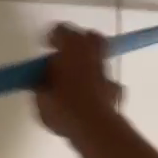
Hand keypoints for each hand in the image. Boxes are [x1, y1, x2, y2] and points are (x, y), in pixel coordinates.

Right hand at [34, 24, 123, 142]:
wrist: (95, 128)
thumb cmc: (64, 107)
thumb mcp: (41, 97)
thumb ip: (41, 86)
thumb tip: (40, 83)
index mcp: (71, 48)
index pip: (61, 30)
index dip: (52, 36)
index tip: (45, 45)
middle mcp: (92, 55)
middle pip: (90, 37)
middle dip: (79, 42)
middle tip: (65, 54)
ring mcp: (107, 72)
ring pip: (100, 60)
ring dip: (89, 66)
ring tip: (75, 81)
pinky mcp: (116, 90)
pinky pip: (107, 83)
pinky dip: (99, 88)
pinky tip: (90, 100)